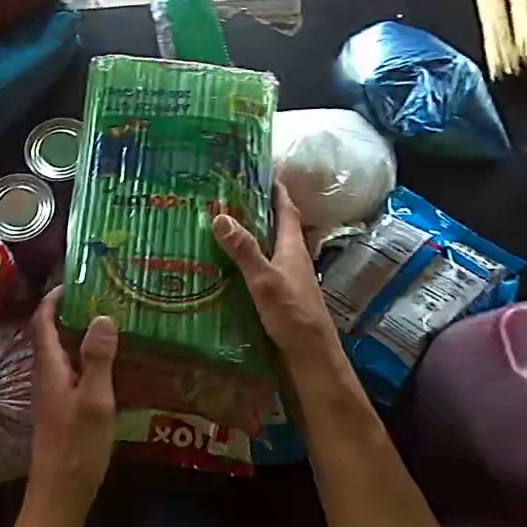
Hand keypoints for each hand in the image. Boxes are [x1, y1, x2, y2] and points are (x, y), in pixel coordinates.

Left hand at [27, 288, 118, 517]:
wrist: (60, 496)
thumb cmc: (77, 447)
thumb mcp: (95, 400)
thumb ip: (98, 359)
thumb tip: (102, 316)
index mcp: (50, 368)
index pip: (42, 322)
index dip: (53, 299)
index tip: (75, 282)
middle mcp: (48, 377)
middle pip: (54, 336)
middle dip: (73, 314)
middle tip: (105, 299)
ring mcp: (55, 396)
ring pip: (66, 356)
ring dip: (84, 338)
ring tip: (115, 325)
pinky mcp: (65, 412)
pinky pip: (77, 375)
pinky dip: (92, 363)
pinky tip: (116, 367)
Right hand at [212, 183, 338, 358]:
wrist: (309, 357)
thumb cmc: (292, 315)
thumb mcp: (264, 280)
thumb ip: (244, 250)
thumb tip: (220, 216)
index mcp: (292, 248)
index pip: (286, 209)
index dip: (275, 189)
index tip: (258, 169)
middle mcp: (290, 259)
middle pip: (274, 226)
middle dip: (255, 209)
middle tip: (225, 196)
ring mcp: (284, 278)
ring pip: (264, 248)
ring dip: (246, 236)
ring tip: (217, 226)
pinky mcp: (275, 296)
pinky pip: (256, 269)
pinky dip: (241, 261)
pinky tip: (222, 266)